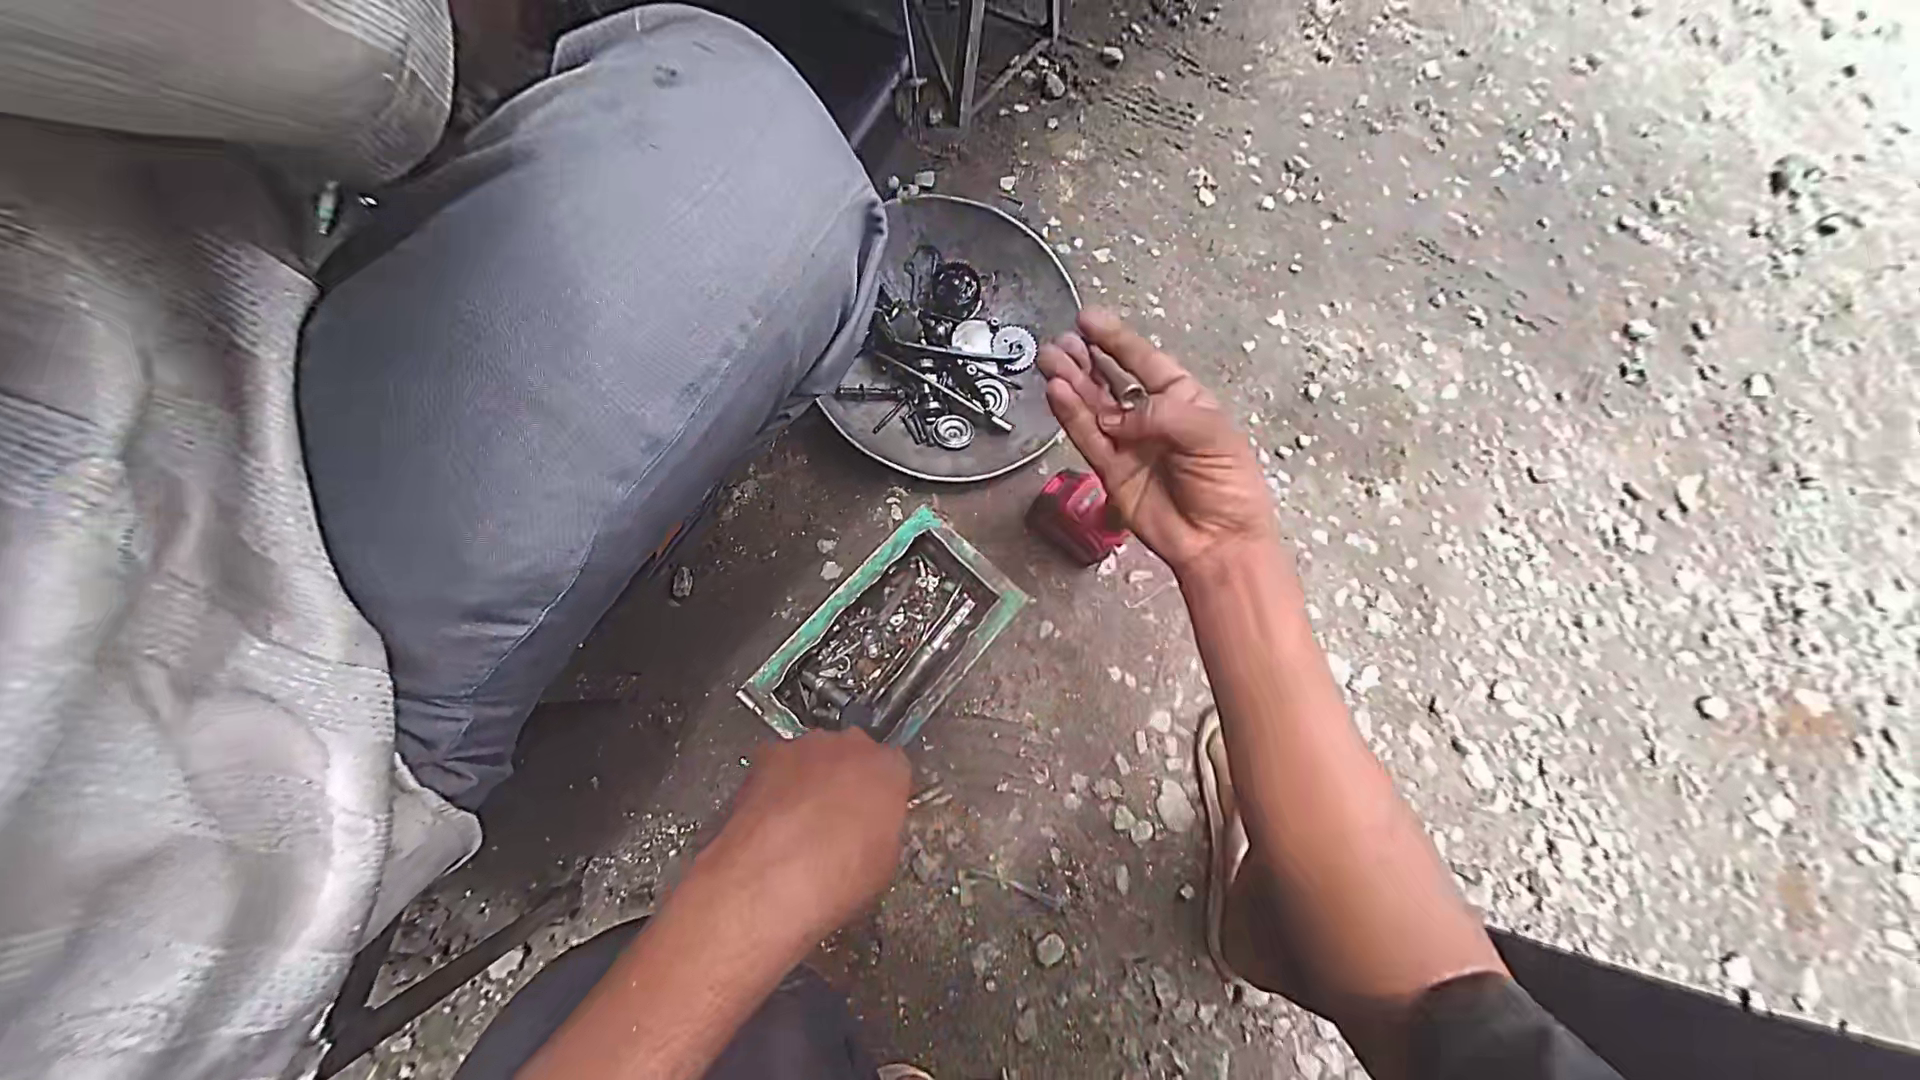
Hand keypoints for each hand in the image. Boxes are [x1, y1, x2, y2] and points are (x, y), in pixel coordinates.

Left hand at [695, 729, 910, 940]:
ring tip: (801, 826)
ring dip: (812, 782)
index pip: (895, 769)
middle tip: (839, 822)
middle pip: (855, 756)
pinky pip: (780, 765)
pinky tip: (773, 821)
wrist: (768, 880)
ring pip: (816, 758)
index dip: (885, 793)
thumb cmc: (830, 877)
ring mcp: (807, 748)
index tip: (877, 813)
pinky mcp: (768, 756)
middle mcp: (851, 747)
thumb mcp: (883, 866)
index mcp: (888, 769)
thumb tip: (876, 837)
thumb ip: (885, 831)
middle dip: (848, 782)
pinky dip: (778, 786)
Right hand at [1039, 308, 1275, 578]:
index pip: (1143, 362)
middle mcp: (1150, 419)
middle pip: (1110, 381)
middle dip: (1084, 360)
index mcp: (1182, 401)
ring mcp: (1128, 445)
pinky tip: (1058, 393)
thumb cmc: (1228, 487)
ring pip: (1092, 407)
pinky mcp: (1110, 471)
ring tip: (1049, 361)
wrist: (1217, 541)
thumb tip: (1116, 417)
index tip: (1088, 320)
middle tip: (1059, 344)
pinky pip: (1087, 438)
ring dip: (1071, 383)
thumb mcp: (1211, 434)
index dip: (1115, 340)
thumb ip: (1162, 415)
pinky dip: (1071, 416)